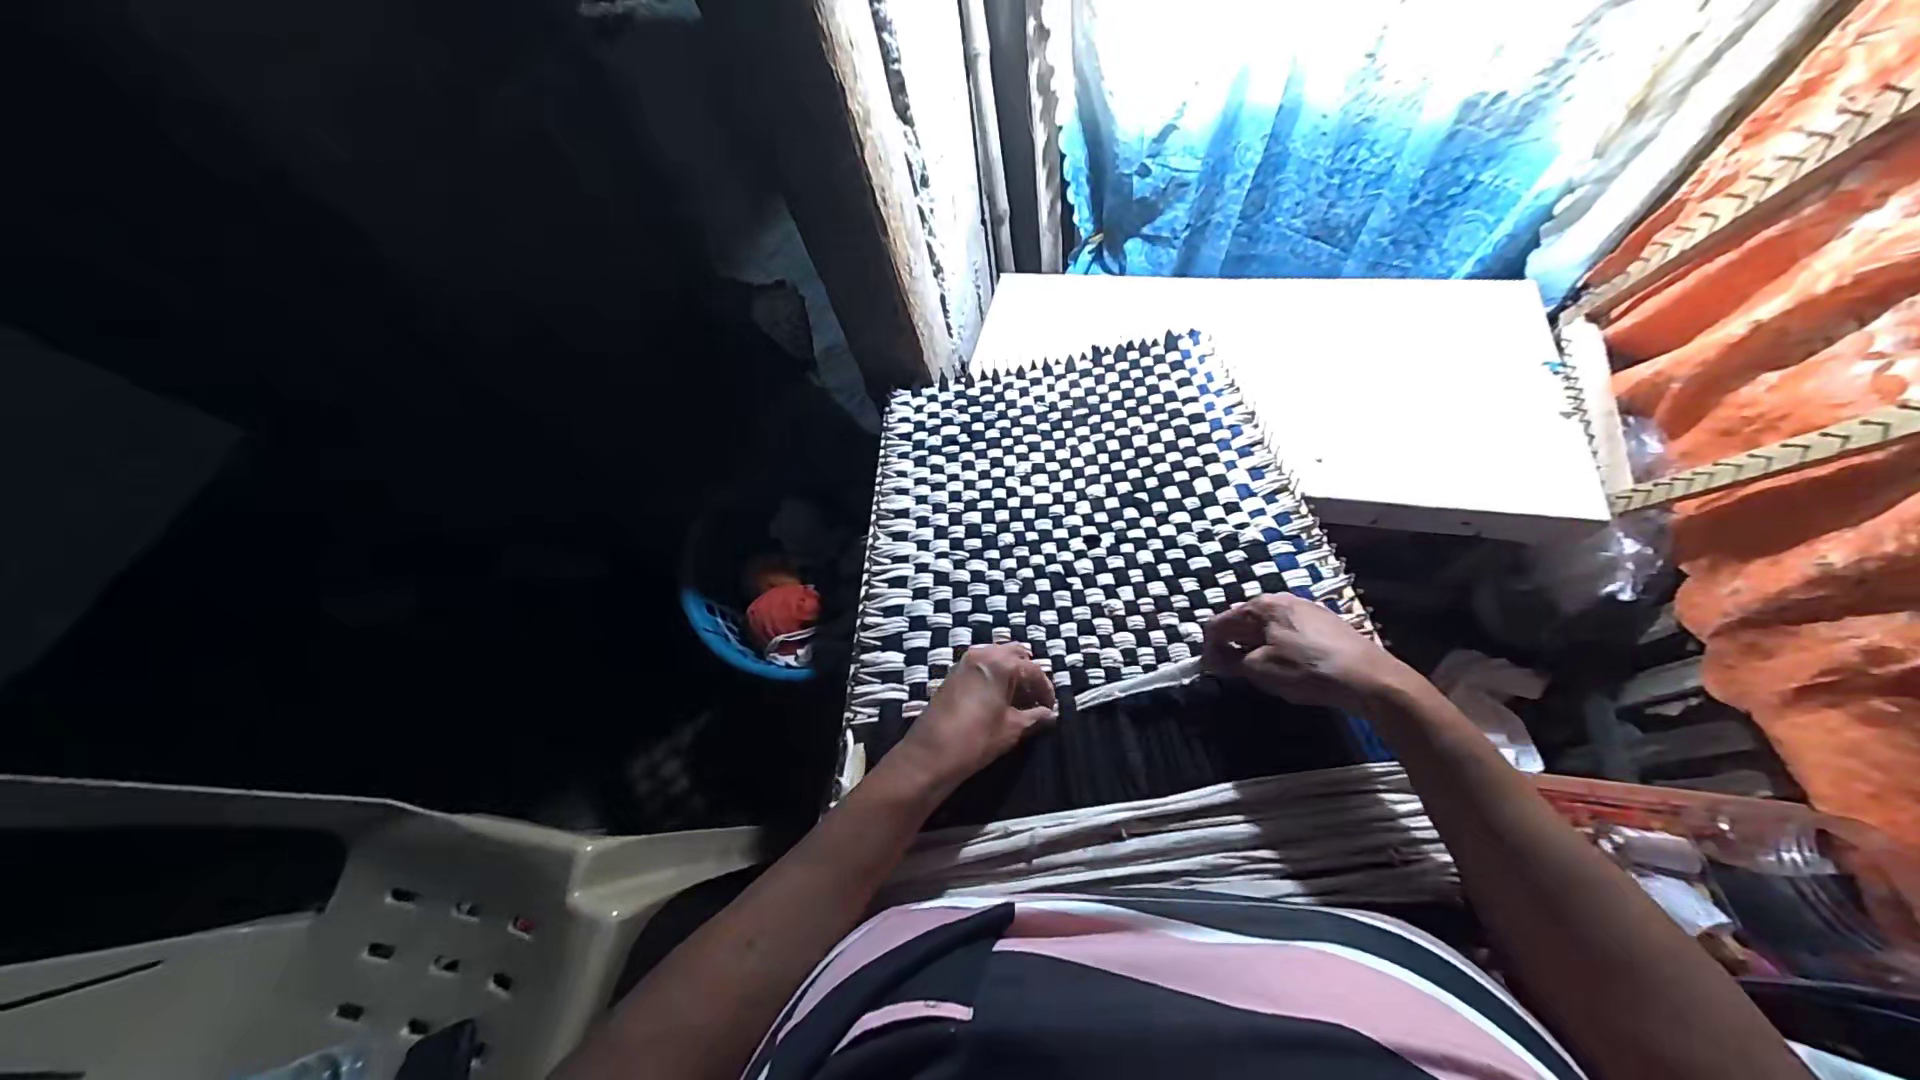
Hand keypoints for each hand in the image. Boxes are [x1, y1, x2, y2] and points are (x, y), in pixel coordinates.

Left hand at [884, 644, 1057, 792]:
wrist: (930, 754)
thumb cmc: (976, 738)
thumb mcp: (1012, 728)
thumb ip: (1034, 717)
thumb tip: (1049, 714)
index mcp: (999, 662)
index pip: (1033, 670)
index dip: (1045, 689)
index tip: (1050, 709)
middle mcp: (981, 654)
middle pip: (1014, 655)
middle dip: (1028, 675)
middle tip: (1034, 700)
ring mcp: (964, 662)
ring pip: (996, 658)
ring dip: (1010, 674)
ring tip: (1018, 701)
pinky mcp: (952, 674)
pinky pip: (980, 667)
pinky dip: (993, 677)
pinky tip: (997, 700)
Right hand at [1202, 594, 1407, 710]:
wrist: (1371, 679)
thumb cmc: (1308, 671)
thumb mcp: (1260, 670)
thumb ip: (1231, 662)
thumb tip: (1214, 660)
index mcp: (1262, 605)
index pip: (1220, 622)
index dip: (1210, 647)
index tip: (1210, 669)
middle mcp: (1283, 599)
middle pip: (1244, 620)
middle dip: (1233, 644)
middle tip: (1232, 670)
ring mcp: (1308, 609)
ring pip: (1268, 627)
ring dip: (1256, 646)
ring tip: (1259, 670)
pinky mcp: (1327, 624)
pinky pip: (1289, 632)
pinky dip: (1279, 646)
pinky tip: (1288, 666)